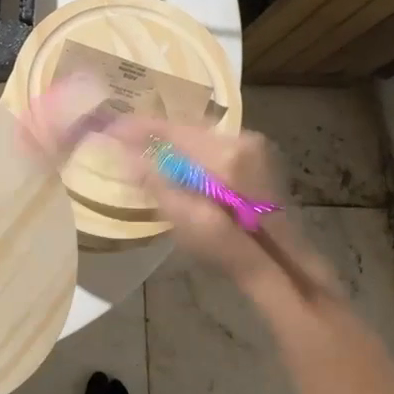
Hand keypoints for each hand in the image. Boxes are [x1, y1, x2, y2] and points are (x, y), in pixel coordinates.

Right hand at [116, 120, 339, 309]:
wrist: (285, 267)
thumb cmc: (235, 250)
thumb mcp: (189, 222)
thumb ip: (158, 183)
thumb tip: (125, 155)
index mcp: (228, 154)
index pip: (174, 129)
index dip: (139, 128)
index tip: (109, 126)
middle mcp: (244, 140)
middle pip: (186, 128)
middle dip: (152, 133)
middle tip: (117, 138)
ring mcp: (254, 146)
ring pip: (198, 135)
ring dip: (169, 141)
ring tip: (135, 148)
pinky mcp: (256, 157)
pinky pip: (210, 145)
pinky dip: (187, 151)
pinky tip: (169, 162)